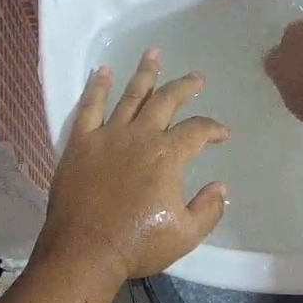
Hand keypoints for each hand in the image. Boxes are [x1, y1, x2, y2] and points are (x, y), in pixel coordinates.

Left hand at [34, 49, 230, 284]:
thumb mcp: (186, 234)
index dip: (213, 129)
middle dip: (184, 87)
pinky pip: (89, 107)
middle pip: (166, 101)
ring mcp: (108, 135)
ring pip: (130, 95)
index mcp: (167, 155)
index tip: (221, 134)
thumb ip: (208, 209)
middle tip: (196, 77)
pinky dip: (97, 87)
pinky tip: (102, 71)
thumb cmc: (138, 243)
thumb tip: (221, 187)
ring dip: (145, 73)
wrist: (85, 250)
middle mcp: (140, 136)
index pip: (197, 131)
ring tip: (154, 53)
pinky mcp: (80, 142)